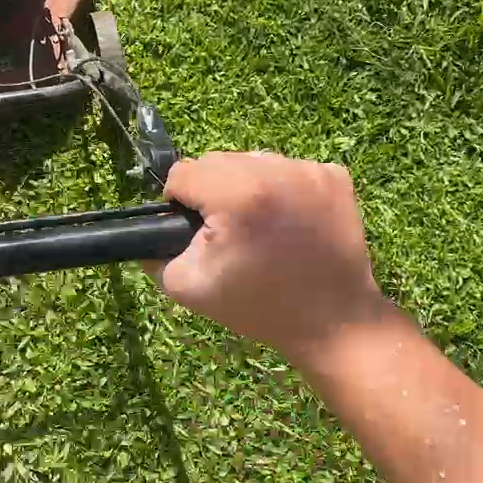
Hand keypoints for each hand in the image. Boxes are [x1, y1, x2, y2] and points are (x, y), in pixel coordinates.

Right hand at [151, 152, 396, 372]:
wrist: (333, 321)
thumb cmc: (258, 306)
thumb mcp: (188, 287)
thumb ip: (154, 253)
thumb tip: (148, 229)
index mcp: (238, 193)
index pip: (184, 172)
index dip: (179, 203)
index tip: (195, 233)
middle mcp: (275, 170)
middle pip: (217, 161)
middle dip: (212, 192)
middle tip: (227, 234)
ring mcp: (309, 170)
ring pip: (251, 161)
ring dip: (244, 186)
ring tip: (259, 227)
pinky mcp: (333, 176)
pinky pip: (286, 169)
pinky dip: (279, 189)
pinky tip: (288, 222)